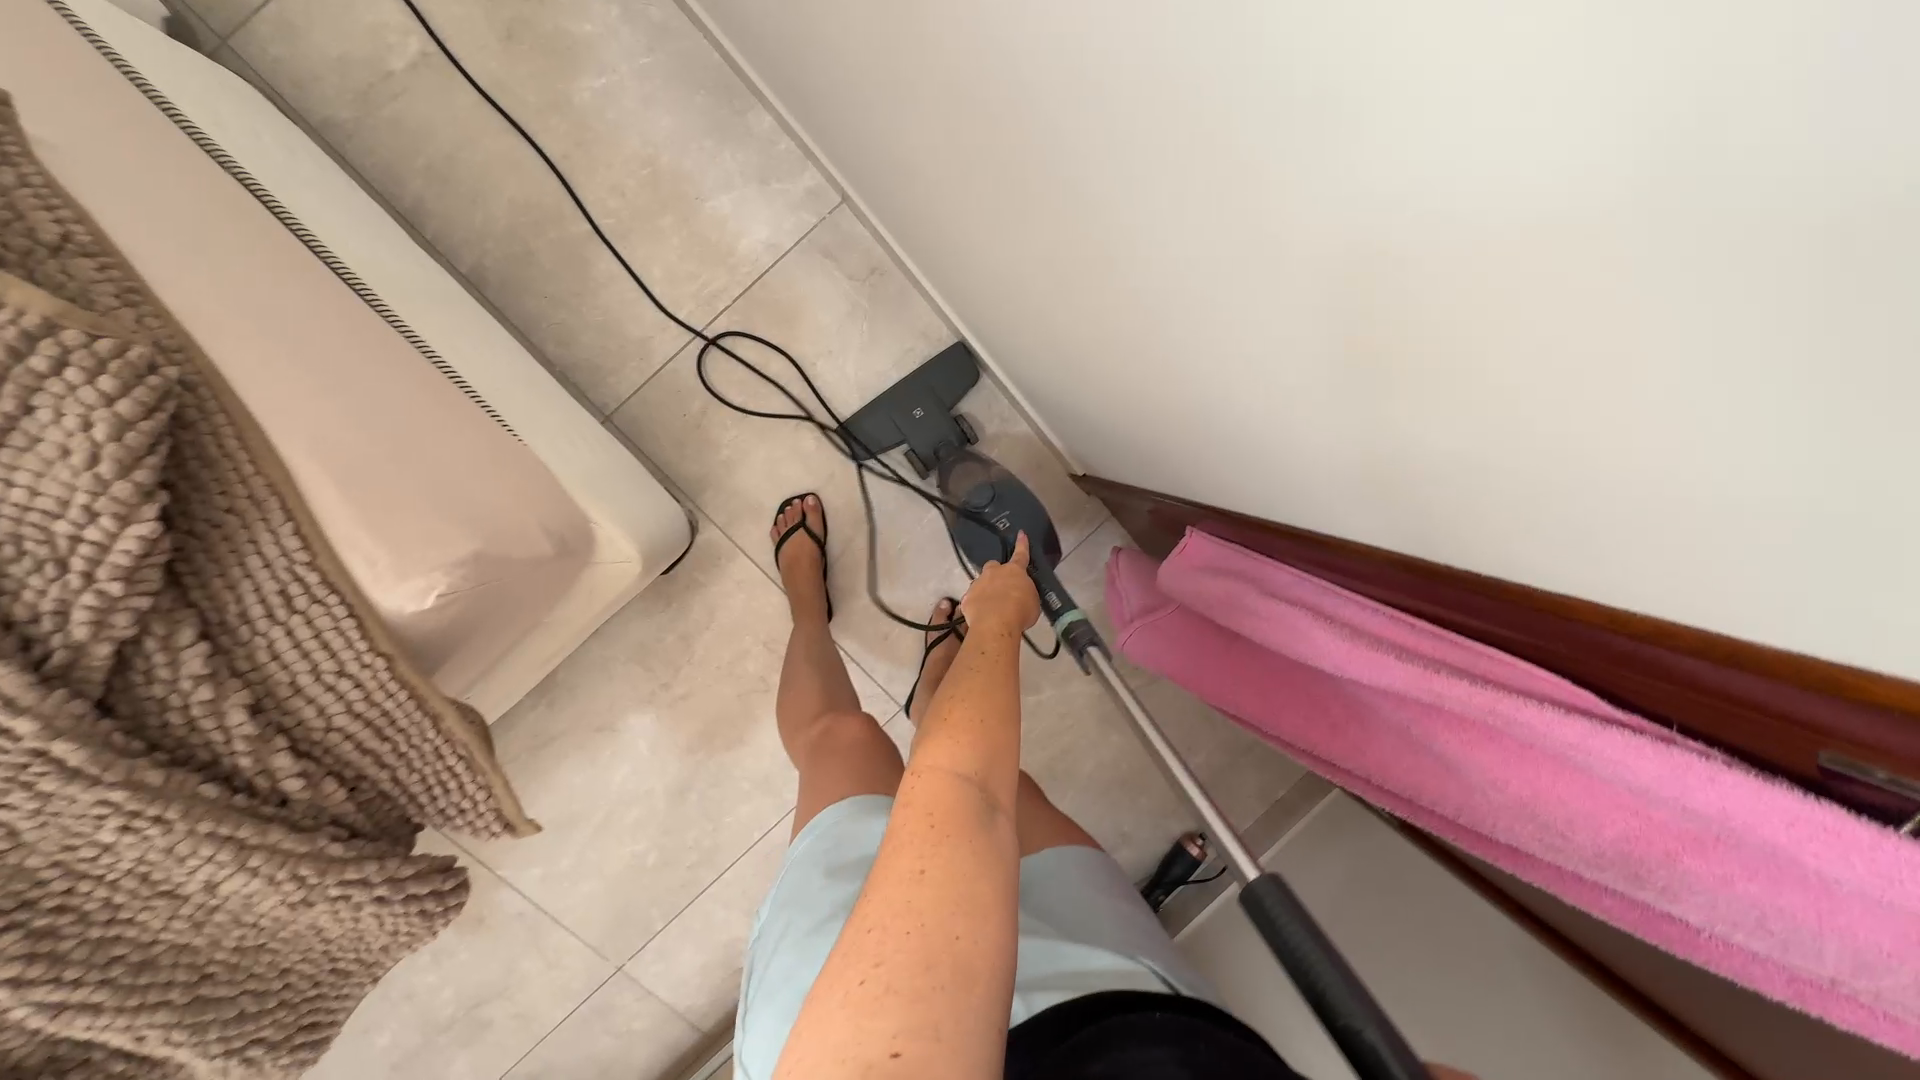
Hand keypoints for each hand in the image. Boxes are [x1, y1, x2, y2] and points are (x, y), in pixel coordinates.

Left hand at [960, 532, 1040, 638]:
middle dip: (996, 574)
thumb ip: (1026, 594)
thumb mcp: (1033, 602)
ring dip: (985, 591)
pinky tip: (981, 616)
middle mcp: (994, 573)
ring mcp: (977, 584)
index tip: (1020, 533)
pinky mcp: (966, 598)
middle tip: (1001, 588)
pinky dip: (976, 606)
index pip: (1020, 555)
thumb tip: (1020, 595)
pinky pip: (972, 599)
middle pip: (993, 566)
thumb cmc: (1020, 612)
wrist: (996, 623)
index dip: (1021, 544)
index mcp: (1014, 571)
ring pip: (980, 583)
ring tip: (992, 608)